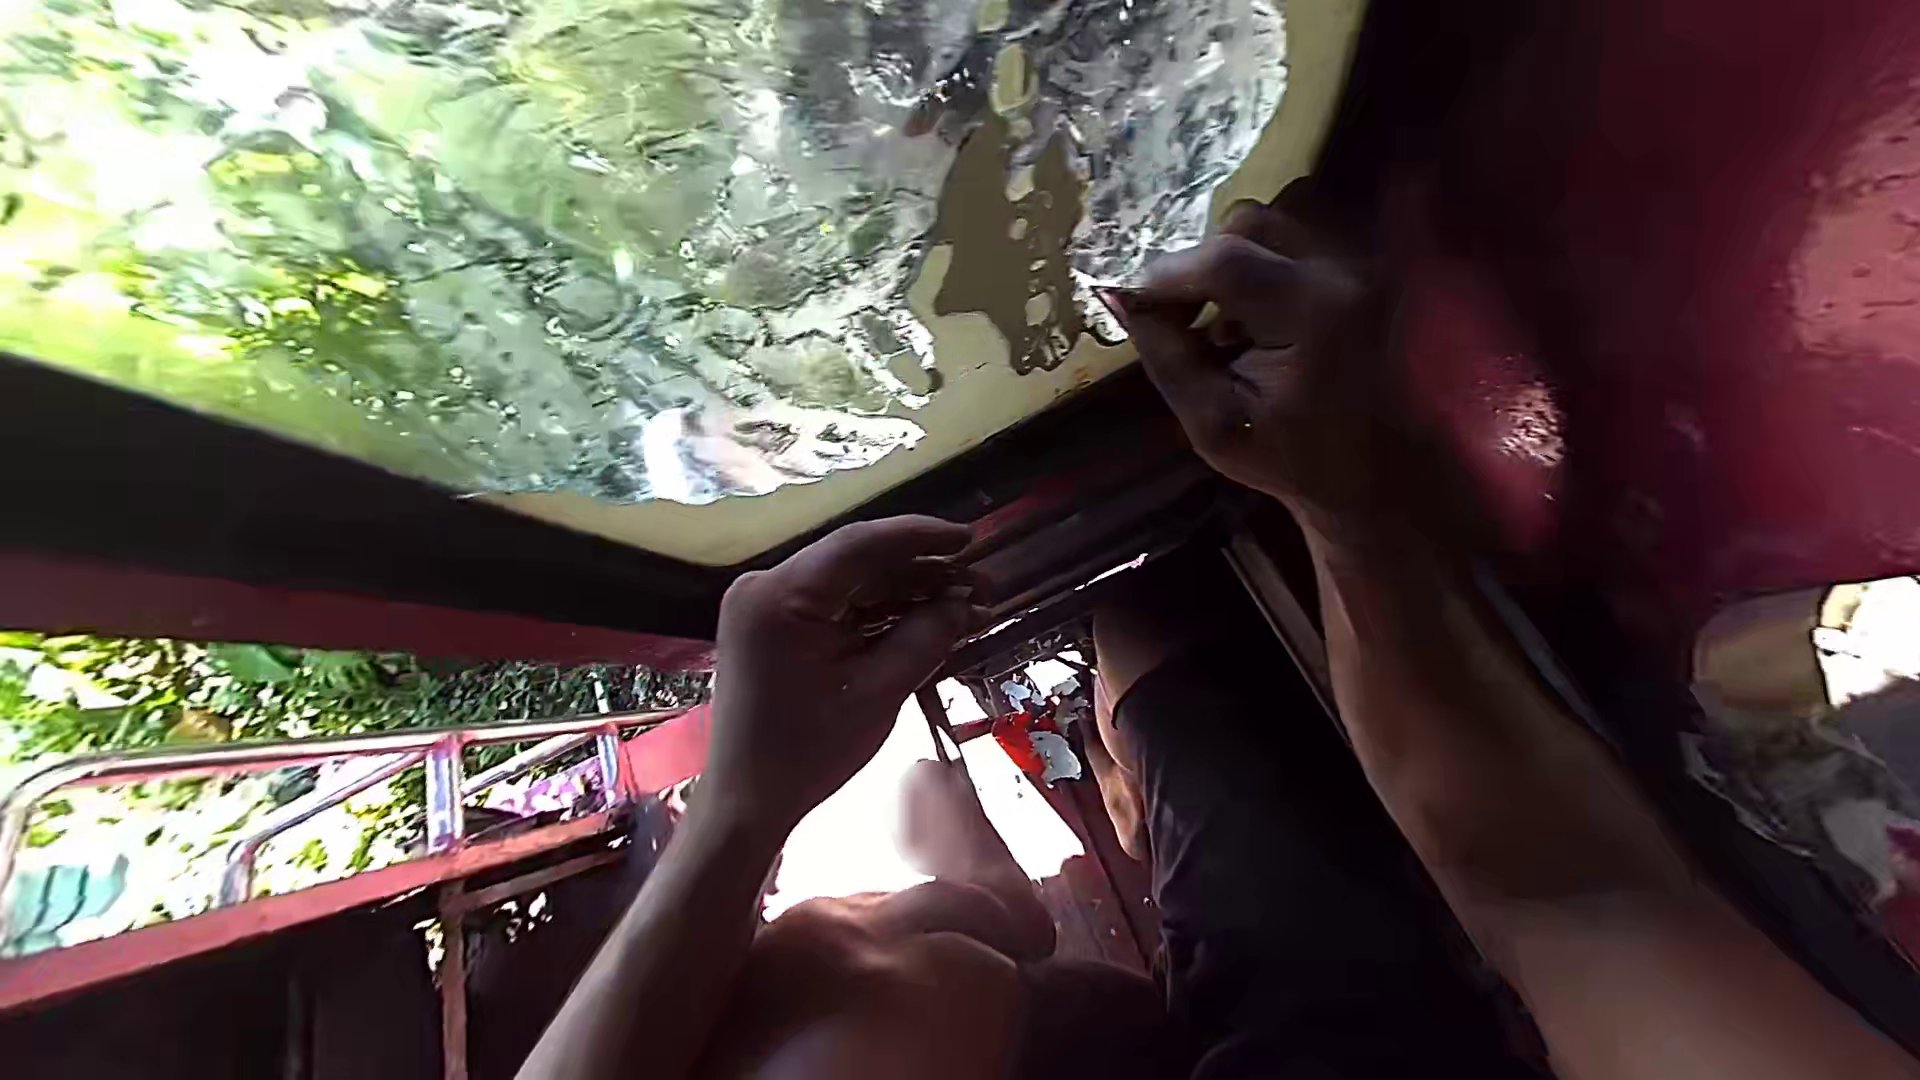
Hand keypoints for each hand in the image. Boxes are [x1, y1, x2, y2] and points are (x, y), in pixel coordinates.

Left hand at [704, 517, 988, 831]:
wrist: (747, 801)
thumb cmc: (807, 753)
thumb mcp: (878, 693)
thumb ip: (925, 636)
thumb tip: (966, 602)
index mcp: (780, 596)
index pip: (860, 544)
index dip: (920, 536)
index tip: (968, 539)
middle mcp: (767, 585)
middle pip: (858, 561)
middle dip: (922, 571)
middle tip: (978, 583)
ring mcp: (769, 603)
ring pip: (853, 581)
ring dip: (906, 591)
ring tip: (963, 603)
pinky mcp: (777, 622)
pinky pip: (839, 604)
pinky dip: (880, 610)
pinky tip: (925, 617)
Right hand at [1107, 197, 1408, 531]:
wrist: (1369, 466)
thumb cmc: (1287, 456)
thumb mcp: (1210, 422)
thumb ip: (1165, 356)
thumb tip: (1119, 299)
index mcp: (1310, 313)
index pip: (1223, 260)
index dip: (1164, 275)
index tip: (1132, 307)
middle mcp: (1340, 268)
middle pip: (1245, 224)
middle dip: (1194, 267)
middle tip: (1174, 320)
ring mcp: (1354, 261)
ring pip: (1265, 222)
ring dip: (1221, 264)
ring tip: (1211, 322)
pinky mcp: (1353, 265)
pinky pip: (1286, 237)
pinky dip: (1249, 267)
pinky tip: (1242, 320)